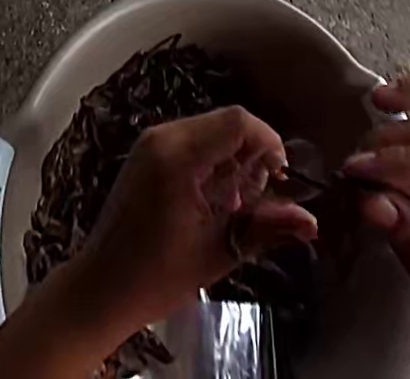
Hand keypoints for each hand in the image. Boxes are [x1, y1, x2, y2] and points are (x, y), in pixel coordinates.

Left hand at [78, 106, 318, 330]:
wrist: (98, 290)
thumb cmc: (156, 277)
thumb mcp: (218, 252)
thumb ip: (266, 228)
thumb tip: (311, 223)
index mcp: (178, 157)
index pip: (238, 123)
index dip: (268, 141)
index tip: (278, 175)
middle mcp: (163, 136)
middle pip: (228, 120)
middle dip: (252, 150)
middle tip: (257, 192)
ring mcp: (153, 139)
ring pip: (213, 125)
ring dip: (234, 153)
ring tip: (234, 199)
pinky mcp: (149, 148)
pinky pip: (195, 135)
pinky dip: (214, 155)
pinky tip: (213, 193)